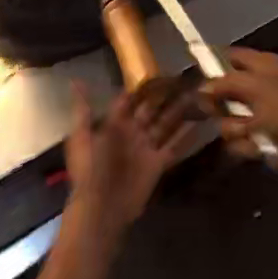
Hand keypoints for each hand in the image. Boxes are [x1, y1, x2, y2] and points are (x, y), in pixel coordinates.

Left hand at [64, 78, 195, 245]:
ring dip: (180, 112)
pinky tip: (201, 124)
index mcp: (114, 125)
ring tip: (196, 96)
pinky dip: (187, 137)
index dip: (142, 87)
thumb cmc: (90, 170)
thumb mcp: (82, 137)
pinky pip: (175, 146)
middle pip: (151, 110)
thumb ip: (83, 110)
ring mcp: (147, 148)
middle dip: (165, 96)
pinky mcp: (159, 163)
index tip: (158, 70)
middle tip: (183, 79)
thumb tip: (76, 81)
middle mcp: (133, 133)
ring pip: (166, 125)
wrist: (101, 208)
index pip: (130, 100)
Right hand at [201, 49, 277, 173]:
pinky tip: (257, 146)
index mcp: (265, 66)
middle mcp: (260, 87)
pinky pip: (237, 140)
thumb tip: (202, 87)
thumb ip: (226, 83)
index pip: (233, 56)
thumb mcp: (257, 87)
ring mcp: (259, 115)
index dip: (214, 60)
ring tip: (248, 131)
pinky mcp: (259, 140)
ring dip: (233, 126)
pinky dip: (245, 144)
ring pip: (227, 117)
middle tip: (212, 108)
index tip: (193, 68)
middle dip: (217, 101)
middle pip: (224, 89)